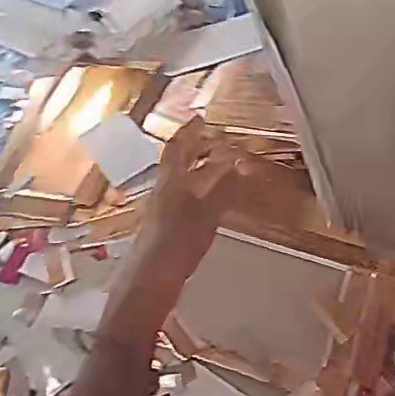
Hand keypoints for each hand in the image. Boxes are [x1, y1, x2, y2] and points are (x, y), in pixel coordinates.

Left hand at [131, 116, 249, 279]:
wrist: (152, 277)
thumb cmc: (178, 239)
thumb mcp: (208, 211)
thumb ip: (225, 186)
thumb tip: (242, 164)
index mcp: (171, 180)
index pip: (178, 147)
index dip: (189, 131)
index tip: (200, 118)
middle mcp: (162, 189)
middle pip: (176, 162)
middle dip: (193, 148)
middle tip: (212, 140)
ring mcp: (160, 208)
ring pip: (179, 179)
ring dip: (195, 168)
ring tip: (214, 166)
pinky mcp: (164, 226)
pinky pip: (182, 197)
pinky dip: (196, 189)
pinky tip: (207, 199)